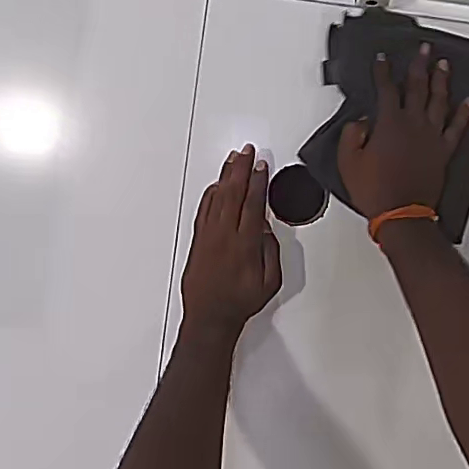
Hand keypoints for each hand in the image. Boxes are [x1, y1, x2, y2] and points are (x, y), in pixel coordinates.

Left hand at [180, 145, 282, 334]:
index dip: (258, 181)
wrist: (209, 316)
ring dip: (226, 175)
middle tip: (247, 152)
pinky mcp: (198, 239)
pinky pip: (205, 209)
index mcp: (245, 244)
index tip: (261, 166)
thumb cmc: (238, 301)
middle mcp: (225, 235)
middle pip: (234, 192)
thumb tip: (266, 228)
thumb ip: (270, 250)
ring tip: (233, 159)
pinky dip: (211, 193)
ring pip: (218, 197)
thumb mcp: (270, 281)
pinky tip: (217, 184)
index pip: (253, 203)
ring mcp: (209, 235)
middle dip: (241, 168)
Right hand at [337, 43, 468, 218]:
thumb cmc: (375, 189)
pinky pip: (457, 127)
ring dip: (442, 80)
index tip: (382, 59)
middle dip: (419, 65)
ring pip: (440, 100)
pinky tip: (467, 101)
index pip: (386, 89)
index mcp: (389, 124)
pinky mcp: (443, 151)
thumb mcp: (349, 161)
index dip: (383, 71)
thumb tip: (361, 121)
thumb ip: (352, 135)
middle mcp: (414, 125)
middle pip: (418, 87)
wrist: (401, 213)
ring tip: (443, 65)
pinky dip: (464, 112)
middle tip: (423, 50)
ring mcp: (432, 137)